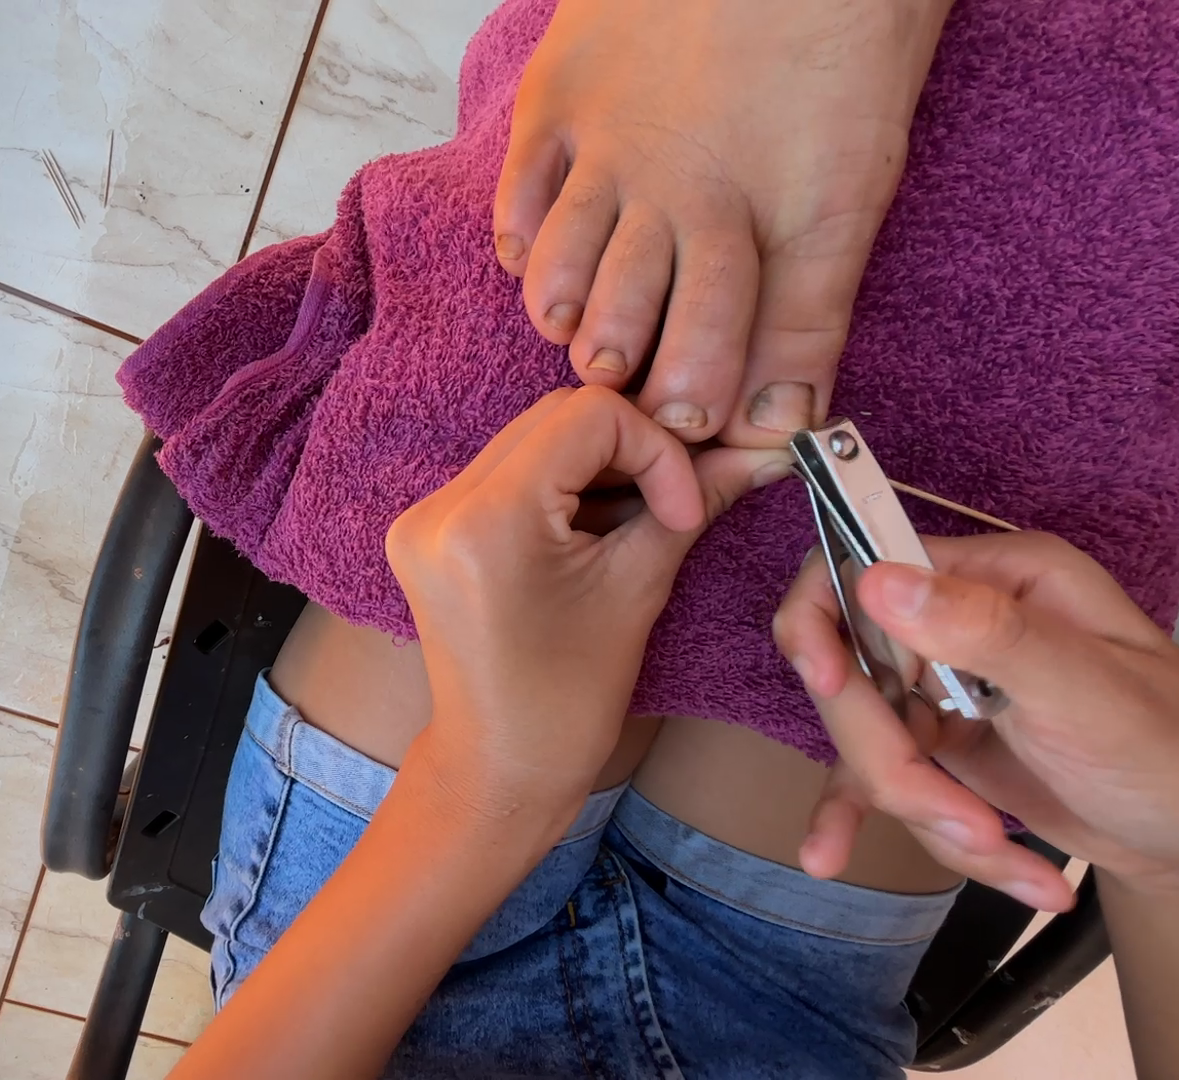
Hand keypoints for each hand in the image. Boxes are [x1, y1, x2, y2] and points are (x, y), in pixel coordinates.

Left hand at [387, 386, 789, 833]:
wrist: (498, 762)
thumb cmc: (569, 700)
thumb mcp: (636, 591)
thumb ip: (693, 506)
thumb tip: (757, 451)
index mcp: (486, 521)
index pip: (588, 415)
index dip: (654, 449)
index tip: (682, 509)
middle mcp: (437, 507)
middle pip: (552, 418)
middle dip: (623, 451)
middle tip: (663, 507)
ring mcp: (421, 516)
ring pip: (527, 440)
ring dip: (589, 467)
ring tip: (623, 525)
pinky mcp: (422, 529)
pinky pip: (500, 473)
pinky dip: (552, 486)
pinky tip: (580, 532)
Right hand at [496, 0, 951, 445]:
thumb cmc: (842, 41)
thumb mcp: (852, 186)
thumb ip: (809, 312)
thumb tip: (782, 419)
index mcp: (752, 215)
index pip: (709, 344)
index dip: (695, 400)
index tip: (688, 429)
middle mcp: (667, 190)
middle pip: (619, 317)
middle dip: (619, 370)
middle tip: (617, 386)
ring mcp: (602, 142)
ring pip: (556, 264)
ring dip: (561, 313)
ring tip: (574, 329)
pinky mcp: (558, 97)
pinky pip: (516, 193)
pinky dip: (519, 238)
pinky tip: (533, 255)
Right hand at [772, 531, 1178, 909]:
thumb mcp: (1092, 695)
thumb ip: (987, 632)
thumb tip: (875, 579)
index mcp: (990, 577)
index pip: (857, 568)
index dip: (820, 618)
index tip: (825, 682)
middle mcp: (948, 619)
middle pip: (849, 667)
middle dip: (887, 752)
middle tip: (957, 818)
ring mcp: (929, 682)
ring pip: (858, 731)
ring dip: (910, 800)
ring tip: (992, 849)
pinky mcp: (922, 739)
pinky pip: (864, 772)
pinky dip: (851, 817)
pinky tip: (826, 853)